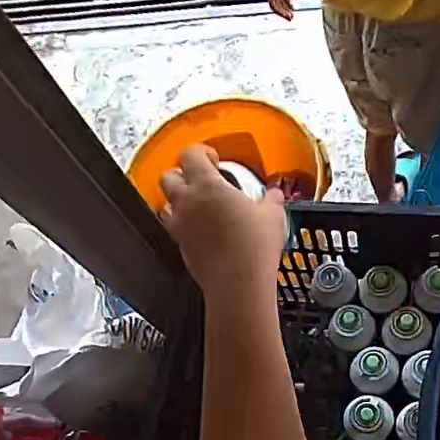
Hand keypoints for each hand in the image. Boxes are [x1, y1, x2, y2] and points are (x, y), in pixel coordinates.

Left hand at [159, 145, 286, 305]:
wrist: (238, 286)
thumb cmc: (252, 250)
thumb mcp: (272, 216)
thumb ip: (271, 200)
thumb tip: (274, 196)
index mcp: (207, 185)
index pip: (190, 154)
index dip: (201, 153)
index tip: (212, 159)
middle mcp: (187, 203)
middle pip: (169, 176)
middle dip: (183, 174)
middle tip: (201, 179)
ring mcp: (180, 227)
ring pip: (165, 203)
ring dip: (177, 200)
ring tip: (197, 205)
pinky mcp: (182, 249)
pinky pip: (174, 229)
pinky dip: (184, 225)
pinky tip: (202, 231)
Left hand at [265, 0, 298, 20]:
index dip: (290, 5)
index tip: (294, 10)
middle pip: (281, 4)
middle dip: (287, 11)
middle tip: (292, 17)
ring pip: (277, 7)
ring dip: (283, 13)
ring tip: (289, 17)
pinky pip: (273, 6)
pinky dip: (278, 11)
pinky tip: (284, 14)